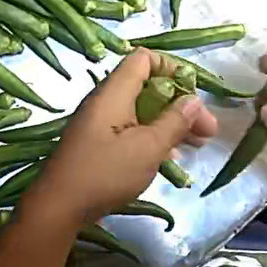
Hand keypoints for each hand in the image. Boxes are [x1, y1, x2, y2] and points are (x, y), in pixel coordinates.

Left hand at [19, 50, 218, 225]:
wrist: (59, 207)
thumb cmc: (105, 173)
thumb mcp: (149, 147)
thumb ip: (174, 121)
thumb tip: (194, 100)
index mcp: (115, 93)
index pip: (145, 59)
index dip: (172, 68)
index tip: (194, 94)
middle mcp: (107, 102)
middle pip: (149, 88)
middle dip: (181, 104)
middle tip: (207, 130)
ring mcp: (101, 124)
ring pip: (143, 112)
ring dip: (172, 124)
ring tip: (198, 144)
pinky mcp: (99, 145)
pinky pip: (133, 130)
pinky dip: (155, 137)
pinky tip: (172, 156)